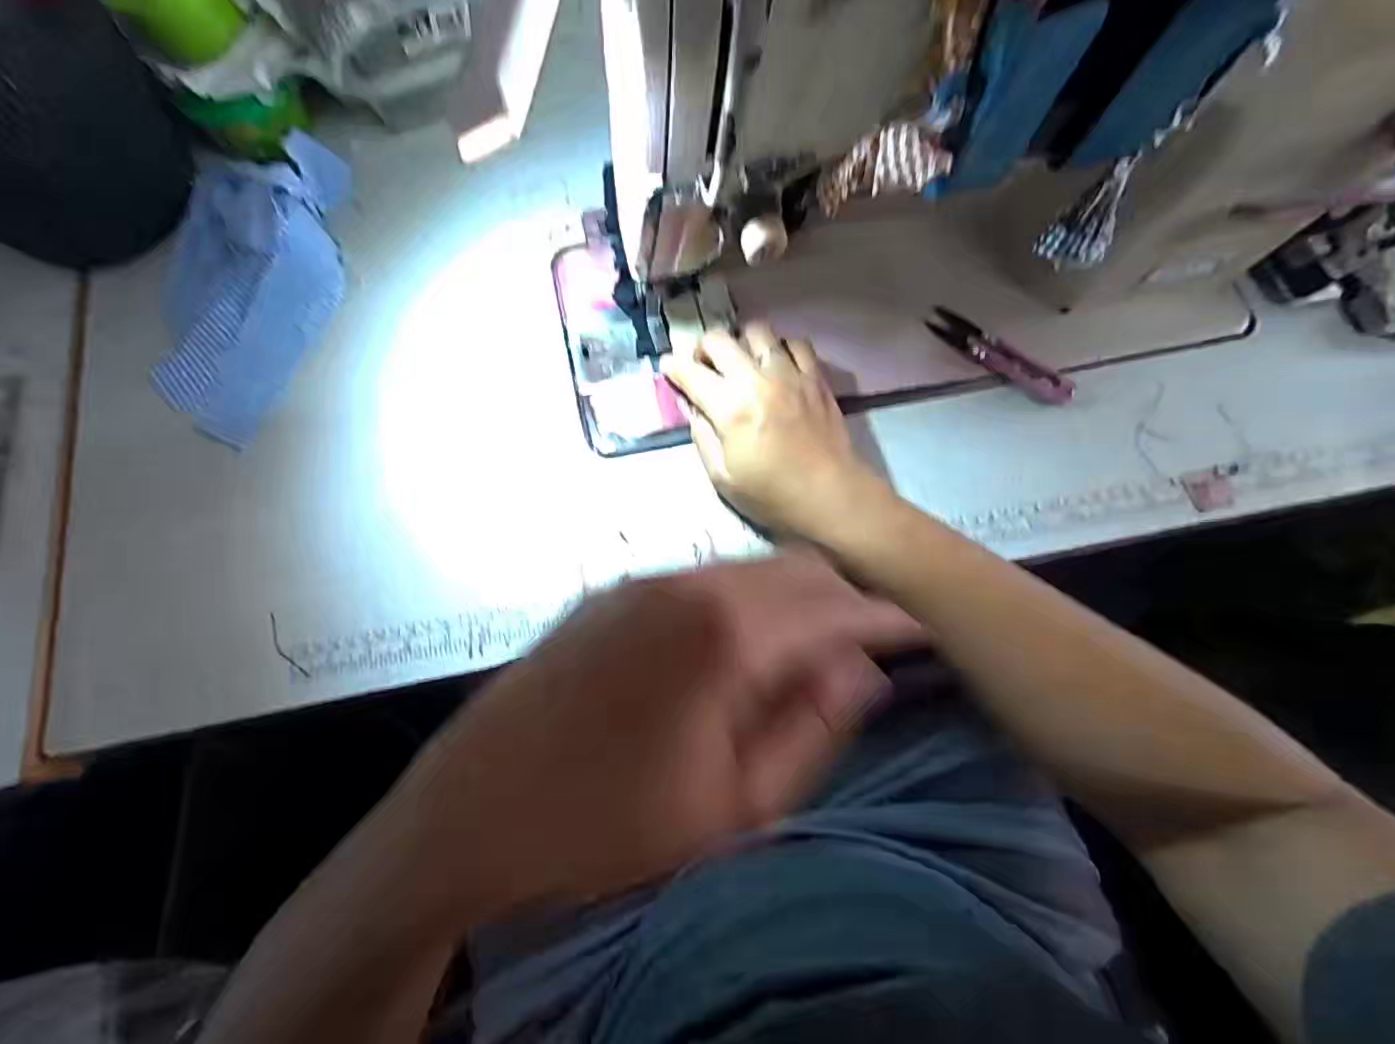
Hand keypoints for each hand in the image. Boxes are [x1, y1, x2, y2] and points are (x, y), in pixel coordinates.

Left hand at [384, 555, 921, 918]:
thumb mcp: (732, 806)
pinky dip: (730, 603)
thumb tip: (861, 673)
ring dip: (782, 601)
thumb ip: (808, 728)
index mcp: (723, 632)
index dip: (887, 620)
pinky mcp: (598, 600)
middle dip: (839, 601)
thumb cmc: (607, 825)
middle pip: (789, 569)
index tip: (920, 638)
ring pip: (736, 571)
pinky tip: (730, 647)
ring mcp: (630, 586)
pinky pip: (688, 584)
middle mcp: (677, 587)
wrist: (475, 808)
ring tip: (805, 652)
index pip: (835, 604)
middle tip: (867, 648)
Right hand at [664, 324, 895, 542]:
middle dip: (702, 349)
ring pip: (758, 331)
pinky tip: (776, 367)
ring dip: (741, 343)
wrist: (831, 496)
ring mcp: (791, 375)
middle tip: (703, 367)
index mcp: (731, 409)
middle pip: (720, 340)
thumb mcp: (721, 477)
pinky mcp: (815, 377)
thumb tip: (693, 410)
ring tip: (741, 363)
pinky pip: (795, 343)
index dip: (673, 367)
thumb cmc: (771, 494)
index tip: (668, 368)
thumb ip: (702, 437)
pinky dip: (779, 348)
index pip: (691, 372)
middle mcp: (758, 381)